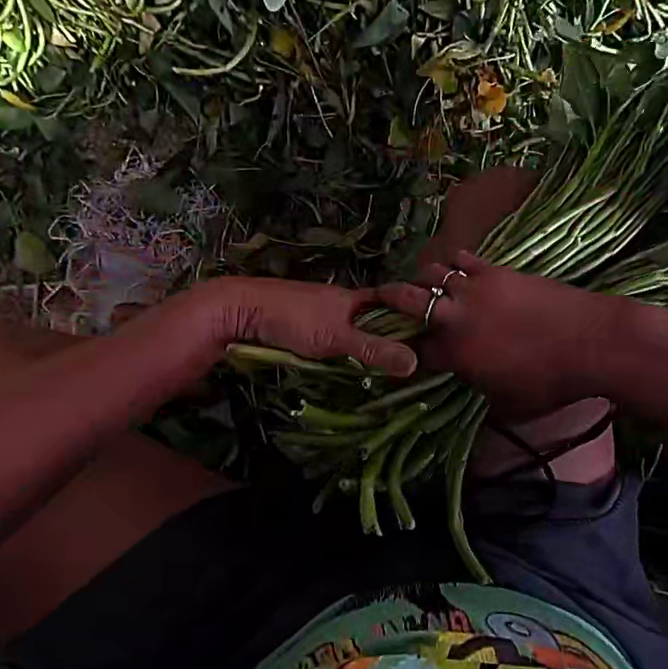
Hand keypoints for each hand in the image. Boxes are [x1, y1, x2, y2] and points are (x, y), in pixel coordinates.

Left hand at [180, 277, 417, 376]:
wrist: (239, 309)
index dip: (408, 316)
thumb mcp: (337, 338)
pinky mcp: (299, 325)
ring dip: (361, 345)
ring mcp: (317, 313)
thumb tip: (416, 362)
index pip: (391, 304)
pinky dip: (339, 349)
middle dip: (386, 337)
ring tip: (380, 370)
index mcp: (353, 298)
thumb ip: (373, 350)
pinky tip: (342, 364)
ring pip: (349, 329)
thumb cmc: (292, 318)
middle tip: (406, 363)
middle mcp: (338, 302)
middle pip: (371, 319)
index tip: (428, 337)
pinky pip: (328, 337)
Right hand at [379, 251, 622, 416]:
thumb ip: (481, 392)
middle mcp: (455, 319)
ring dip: (420, 281)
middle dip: (387, 303)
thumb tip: (472, 386)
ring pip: (430, 274)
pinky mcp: (497, 271)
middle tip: (383, 305)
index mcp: (455, 356)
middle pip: (405, 301)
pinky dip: (452, 265)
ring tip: (423, 288)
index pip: (411, 352)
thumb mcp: (510, 405)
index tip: (398, 352)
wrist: (594, 342)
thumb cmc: (553, 383)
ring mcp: (474, 290)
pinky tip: (455, 272)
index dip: (400, 352)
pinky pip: (462, 259)